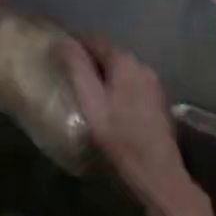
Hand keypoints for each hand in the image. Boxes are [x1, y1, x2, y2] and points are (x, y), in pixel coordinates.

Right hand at [60, 38, 190, 202]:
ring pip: (121, 70)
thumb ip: (76, 67)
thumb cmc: (118, 137)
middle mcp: (142, 66)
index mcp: (125, 62)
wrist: (158, 175)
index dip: (74, 45)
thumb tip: (61, 40)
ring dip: (103, 74)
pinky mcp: (158, 102)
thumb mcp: (90, 100)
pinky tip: (108, 104)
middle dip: (88, 59)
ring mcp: (153, 84)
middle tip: (67, 73)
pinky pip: (131, 84)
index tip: (57, 54)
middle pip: (109, 53)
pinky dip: (116, 86)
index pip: (94, 40)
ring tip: (84, 90)